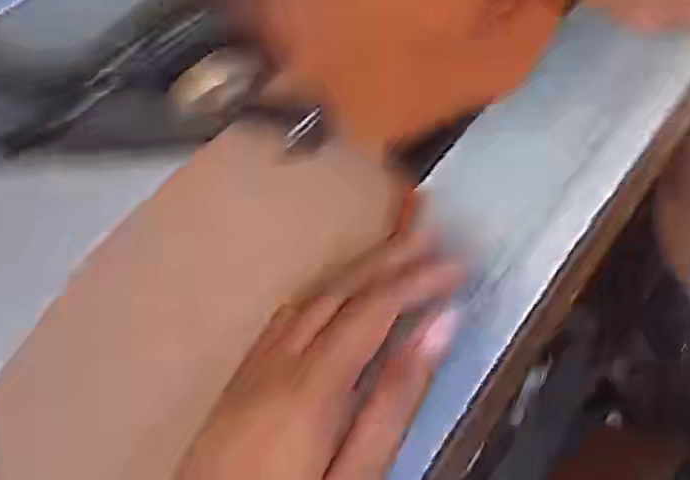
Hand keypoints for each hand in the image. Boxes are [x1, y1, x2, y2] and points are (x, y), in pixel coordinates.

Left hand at [176, 231, 465, 479]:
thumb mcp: (358, 474)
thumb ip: (397, 398)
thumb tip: (441, 327)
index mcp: (309, 386)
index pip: (376, 306)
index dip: (421, 278)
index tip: (457, 266)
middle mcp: (274, 369)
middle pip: (341, 289)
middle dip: (392, 255)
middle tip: (432, 234)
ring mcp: (247, 376)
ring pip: (310, 296)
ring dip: (359, 267)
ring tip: (394, 251)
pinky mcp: (231, 391)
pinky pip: (284, 316)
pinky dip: (324, 288)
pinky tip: (337, 292)